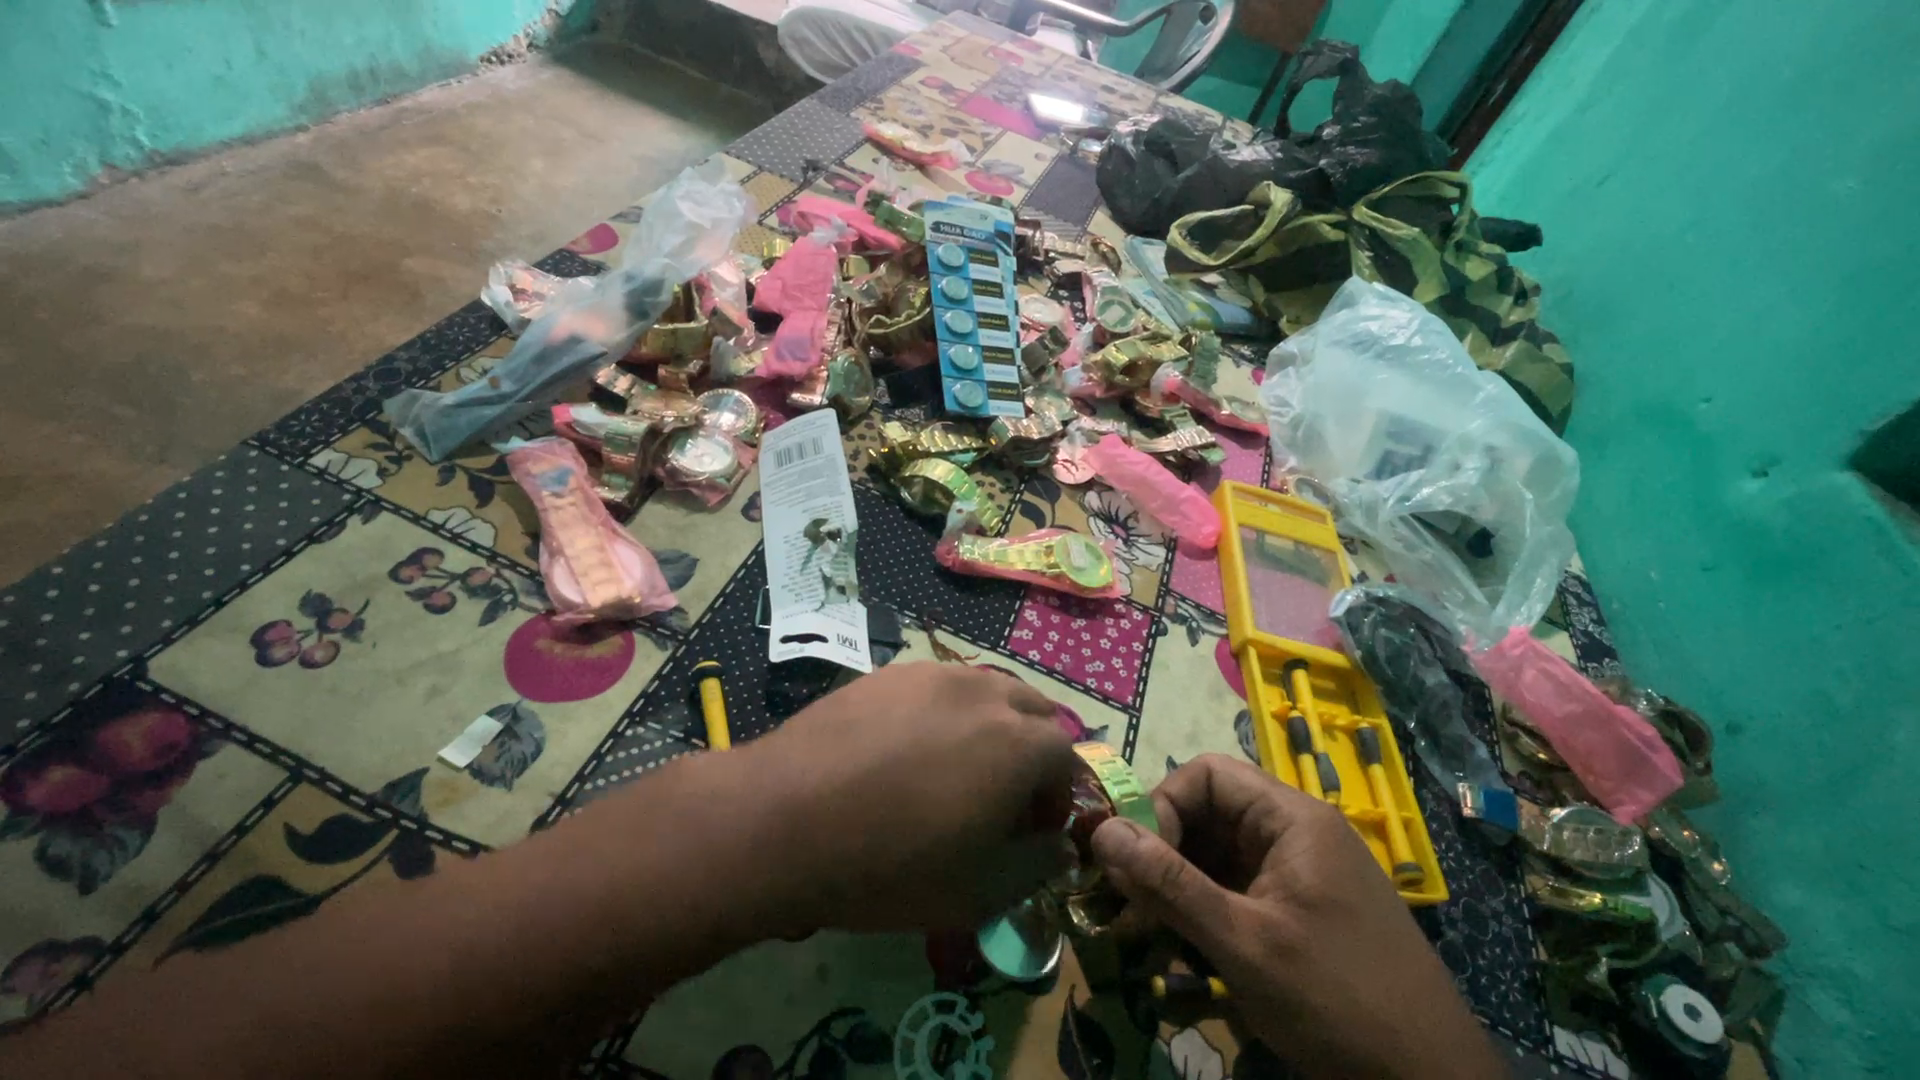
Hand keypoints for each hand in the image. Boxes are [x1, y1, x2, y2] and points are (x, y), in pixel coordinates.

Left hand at [747, 663, 1076, 932]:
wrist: (781, 820)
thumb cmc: (889, 865)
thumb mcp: (978, 892)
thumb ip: (1035, 865)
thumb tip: (1054, 844)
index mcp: (1019, 742)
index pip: (1065, 756)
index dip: (1056, 797)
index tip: (1031, 831)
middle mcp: (983, 693)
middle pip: (1032, 709)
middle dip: (1032, 751)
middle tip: (1003, 795)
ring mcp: (930, 676)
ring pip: (984, 689)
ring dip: (991, 725)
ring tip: (958, 767)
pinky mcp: (886, 675)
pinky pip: (936, 688)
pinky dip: (944, 713)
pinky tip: (907, 751)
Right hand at [1090, 755, 1505, 1079]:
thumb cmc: (1338, 1000)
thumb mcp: (1245, 942)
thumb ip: (1170, 885)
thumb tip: (1100, 830)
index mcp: (1292, 820)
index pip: (1207, 776)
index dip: (1162, 807)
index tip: (1134, 862)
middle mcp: (1292, 837)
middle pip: (1207, 816)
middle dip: (1160, 854)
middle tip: (1125, 904)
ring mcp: (1295, 878)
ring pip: (1213, 859)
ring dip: (1173, 890)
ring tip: (1143, 934)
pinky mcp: (1293, 916)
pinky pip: (1231, 895)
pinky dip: (1198, 916)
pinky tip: (1178, 954)